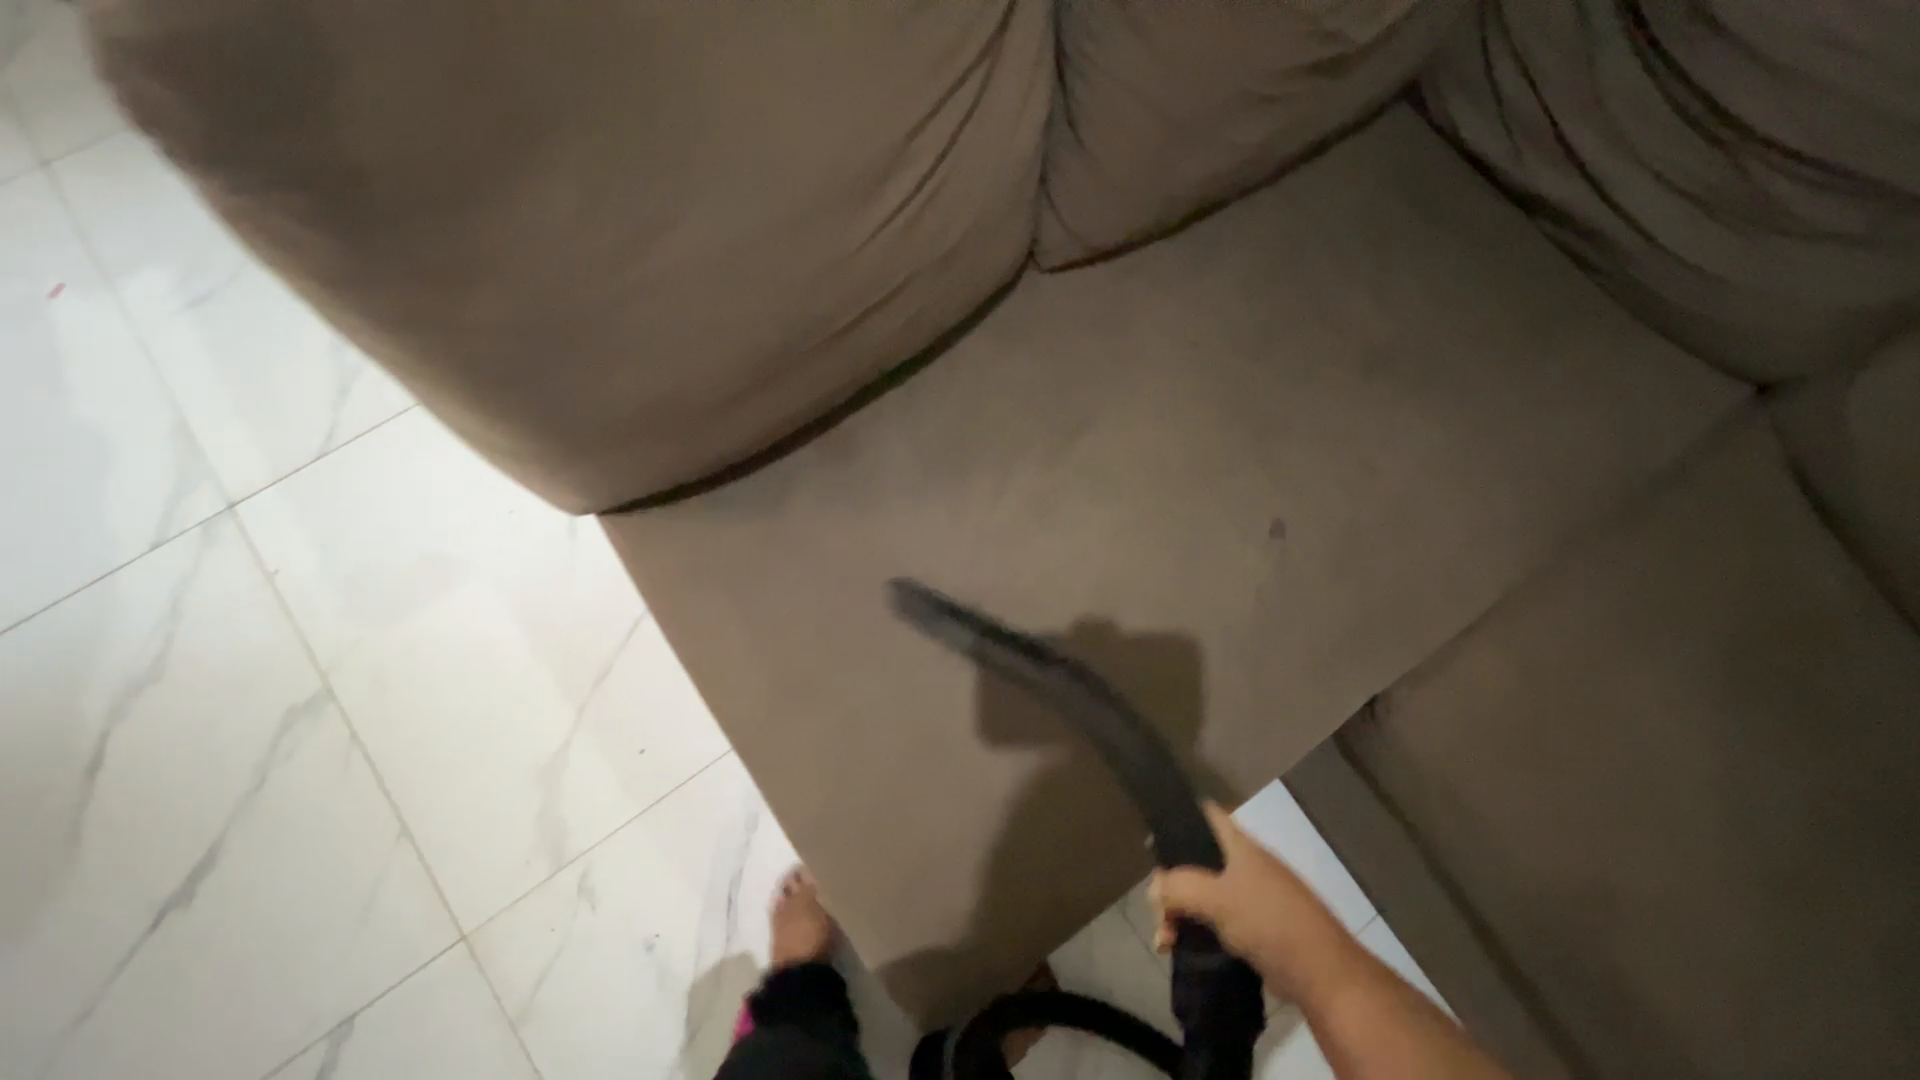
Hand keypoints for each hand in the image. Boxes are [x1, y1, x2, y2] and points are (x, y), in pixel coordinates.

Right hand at [1148, 802, 1331, 974]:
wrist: (1323, 974)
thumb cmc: (1270, 922)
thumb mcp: (1217, 898)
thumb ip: (1179, 887)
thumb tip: (1156, 890)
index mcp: (1239, 846)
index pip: (1206, 814)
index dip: (1179, 816)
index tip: (1153, 838)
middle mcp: (1244, 866)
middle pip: (1194, 861)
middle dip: (1170, 885)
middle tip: (1158, 910)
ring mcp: (1250, 898)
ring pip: (1200, 896)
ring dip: (1177, 915)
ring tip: (1166, 941)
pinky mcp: (1253, 929)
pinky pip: (1212, 923)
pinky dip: (1192, 934)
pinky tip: (1177, 949)